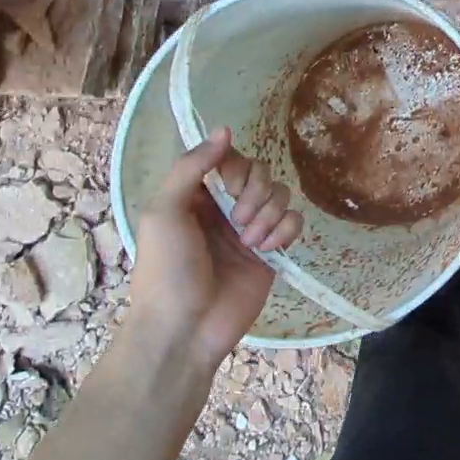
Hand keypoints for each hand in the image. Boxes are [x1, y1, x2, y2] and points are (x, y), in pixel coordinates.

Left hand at [127, 128, 303, 373]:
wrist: (186, 330)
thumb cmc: (166, 271)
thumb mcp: (165, 213)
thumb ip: (191, 168)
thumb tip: (225, 129)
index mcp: (197, 197)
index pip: (231, 159)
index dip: (238, 167)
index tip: (231, 186)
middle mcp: (226, 208)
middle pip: (261, 174)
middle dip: (256, 193)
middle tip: (239, 221)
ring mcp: (252, 229)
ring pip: (281, 195)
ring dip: (269, 215)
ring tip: (250, 242)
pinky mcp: (274, 250)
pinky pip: (295, 221)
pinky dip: (286, 230)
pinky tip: (268, 249)